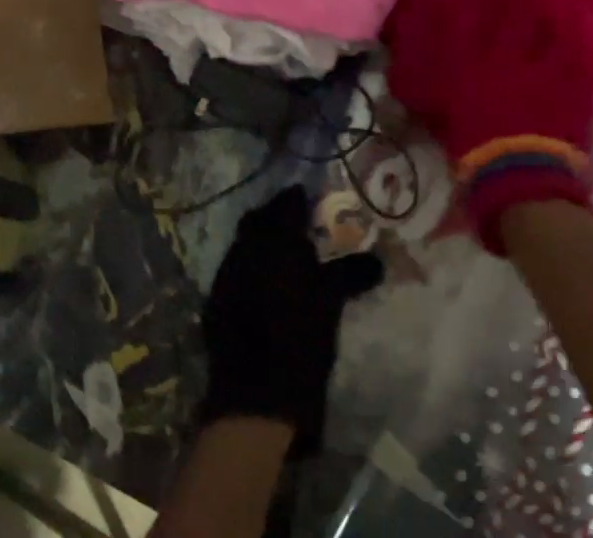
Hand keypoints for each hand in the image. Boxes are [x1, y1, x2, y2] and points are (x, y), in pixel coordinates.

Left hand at [197, 187, 383, 455]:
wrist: (256, 394)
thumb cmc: (302, 341)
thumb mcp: (332, 303)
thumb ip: (350, 273)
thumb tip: (378, 260)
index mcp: (275, 242)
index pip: (285, 205)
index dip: (297, 199)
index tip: (308, 197)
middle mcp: (245, 249)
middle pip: (258, 221)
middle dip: (274, 217)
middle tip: (295, 223)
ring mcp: (224, 275)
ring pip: (243, 246)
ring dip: (260, 245)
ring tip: (282, 256)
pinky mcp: (214, 301)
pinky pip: (233, 272)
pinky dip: (249, 271)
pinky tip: (263, 287)